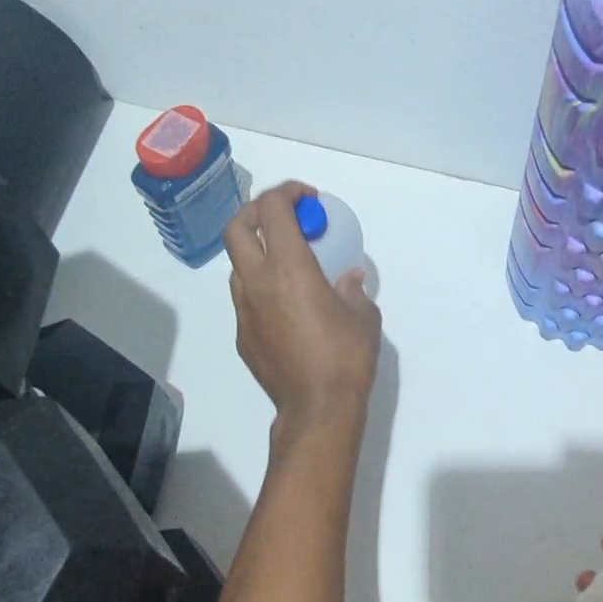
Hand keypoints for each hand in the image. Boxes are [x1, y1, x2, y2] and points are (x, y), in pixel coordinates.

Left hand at [224, 182, 381, 427]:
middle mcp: (258, 282)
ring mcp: (244, 310)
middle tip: (285, 218)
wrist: (317, 408)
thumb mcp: (363, 318)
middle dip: (258, 212)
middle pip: (238, 228)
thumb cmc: (346, 358)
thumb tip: (349, 279)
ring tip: (288, 265)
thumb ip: (353, 290)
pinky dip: (262, 288)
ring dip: (258, 253)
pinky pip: (246, 299)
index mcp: (290, 269)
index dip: (287, 193)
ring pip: (239, 265)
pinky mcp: (243, 335)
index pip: (274, 210)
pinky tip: (287, 306)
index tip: (308, 199)